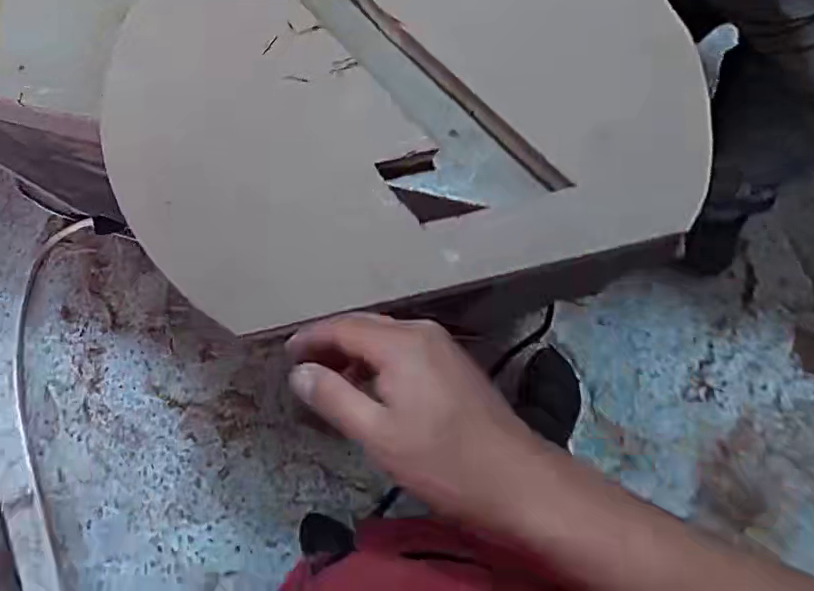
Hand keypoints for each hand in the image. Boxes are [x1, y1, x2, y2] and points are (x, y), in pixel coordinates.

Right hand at [287, 313, 553, 529]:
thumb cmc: (446, 463)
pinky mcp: (453, 363)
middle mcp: (420, 331)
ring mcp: (441, 345)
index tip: (286, 355)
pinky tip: (370, 388)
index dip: (310, 338)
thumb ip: (333, 398)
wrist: (527, 488)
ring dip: (353, 353)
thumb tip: (298, 372)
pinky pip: (402, 348)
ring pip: (383, 337)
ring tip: (330, 380)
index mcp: (400, 342)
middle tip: (302, 366)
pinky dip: (377, 361)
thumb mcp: (379, 436)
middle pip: (362, 326)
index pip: (341, 326)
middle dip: (329, 343)